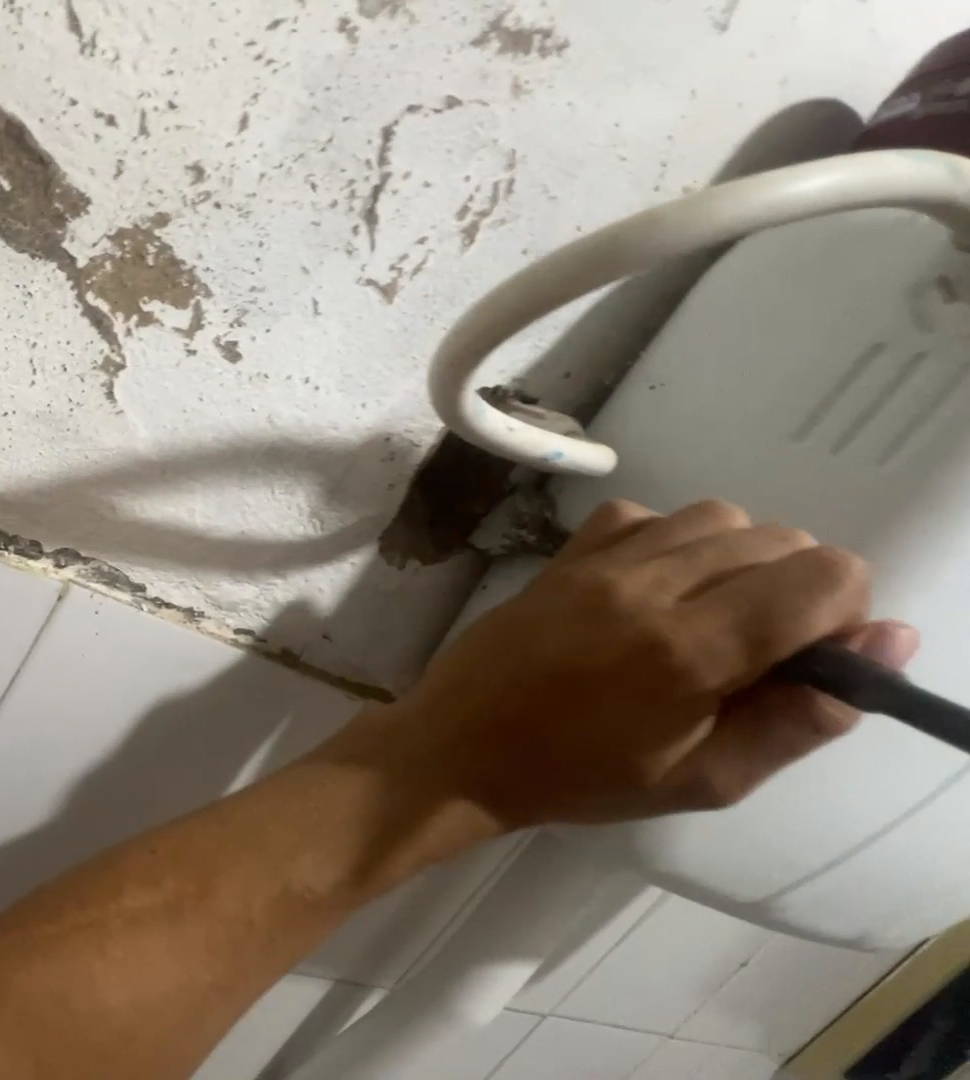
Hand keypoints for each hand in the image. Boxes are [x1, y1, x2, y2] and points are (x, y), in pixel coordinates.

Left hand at [345, 499, 919, 830]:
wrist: (458, 747)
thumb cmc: (577, 776)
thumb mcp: (706, 777)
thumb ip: (802, 715)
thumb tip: (887, 638)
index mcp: (689, 648)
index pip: (824, 574)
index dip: (841, 613)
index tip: (805, 657)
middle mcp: (644, 588)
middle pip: (774, 539)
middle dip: (792, 586)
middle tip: (751, 646)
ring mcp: (591, 565)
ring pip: (710, 517)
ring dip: (733, 557)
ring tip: (702, 615)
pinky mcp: (554, 561)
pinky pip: (634, 516)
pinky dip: (662, 538)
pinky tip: (645, 588)